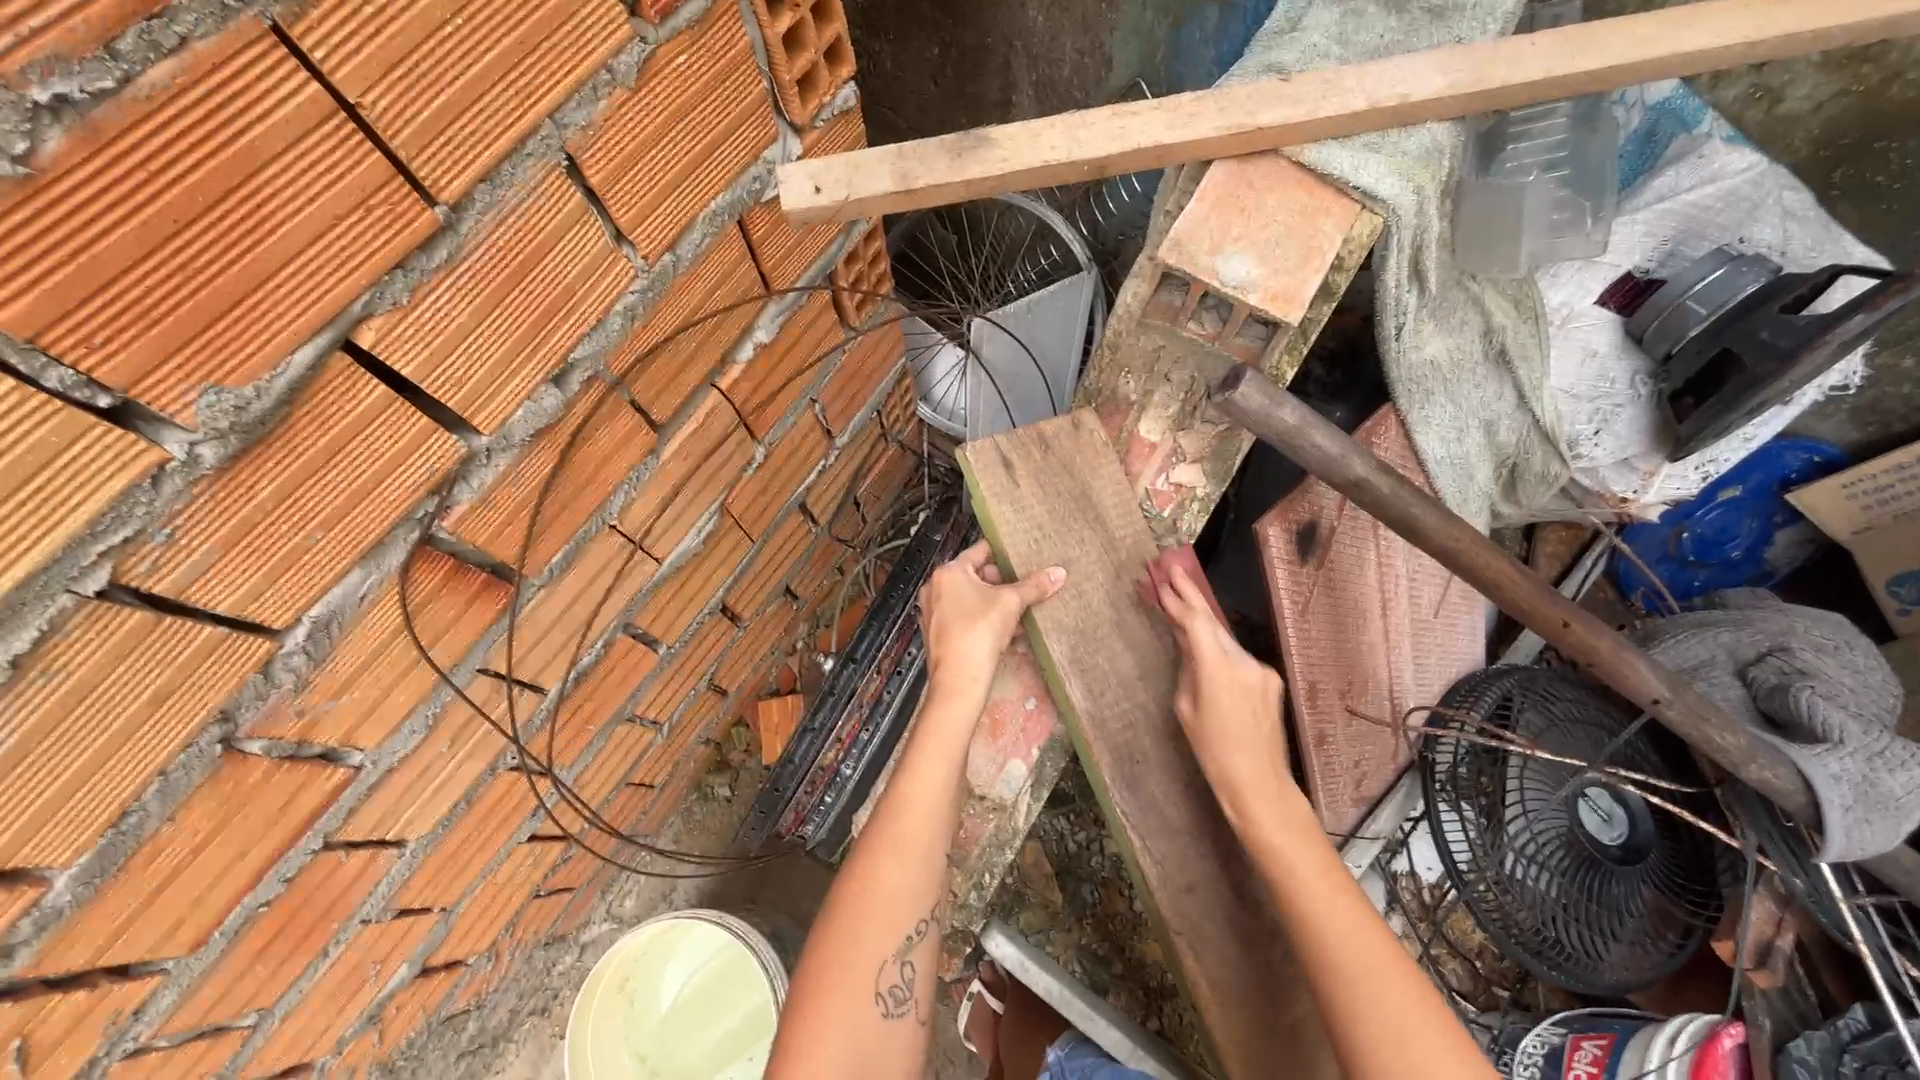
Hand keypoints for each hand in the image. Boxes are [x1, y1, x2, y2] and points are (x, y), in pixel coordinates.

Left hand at [919, 540, 1064, 697]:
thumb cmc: (977, 633)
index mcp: (948, 573)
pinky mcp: (940, 636)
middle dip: (1002, 584)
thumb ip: (1034, 586)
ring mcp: (935, 614)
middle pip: (976, 577)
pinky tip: (1007, 633)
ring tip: (1019, 611)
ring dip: (995, 605)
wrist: (960, 679)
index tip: (1019, 555)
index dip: (1003, 553)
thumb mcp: (1011, 602)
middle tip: (1024, 587)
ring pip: (972, 601)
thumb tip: (1056, 573)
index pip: (980, 551)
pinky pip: (967, 621)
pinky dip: (985, 622)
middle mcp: (936, 590)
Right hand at [1153, 563, 1299, 826]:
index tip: (1161, 581)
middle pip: (1213, 621)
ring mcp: (1261, 669)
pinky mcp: (1270, 680)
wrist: (1258, 781)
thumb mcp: (1186, 708)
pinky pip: (1238, 657)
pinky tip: (1205, 652)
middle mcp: (1244, 661)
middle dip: (1191, 596)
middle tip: (1172, 570)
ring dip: (1204, 625)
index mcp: (1218, 668)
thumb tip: (1187, 645)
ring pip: (1225, 639)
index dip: (1178, 599)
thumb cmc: (1213, 751)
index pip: (1196, 622)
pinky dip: (1220, 650)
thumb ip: (1187, 669)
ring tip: (1181, 606)